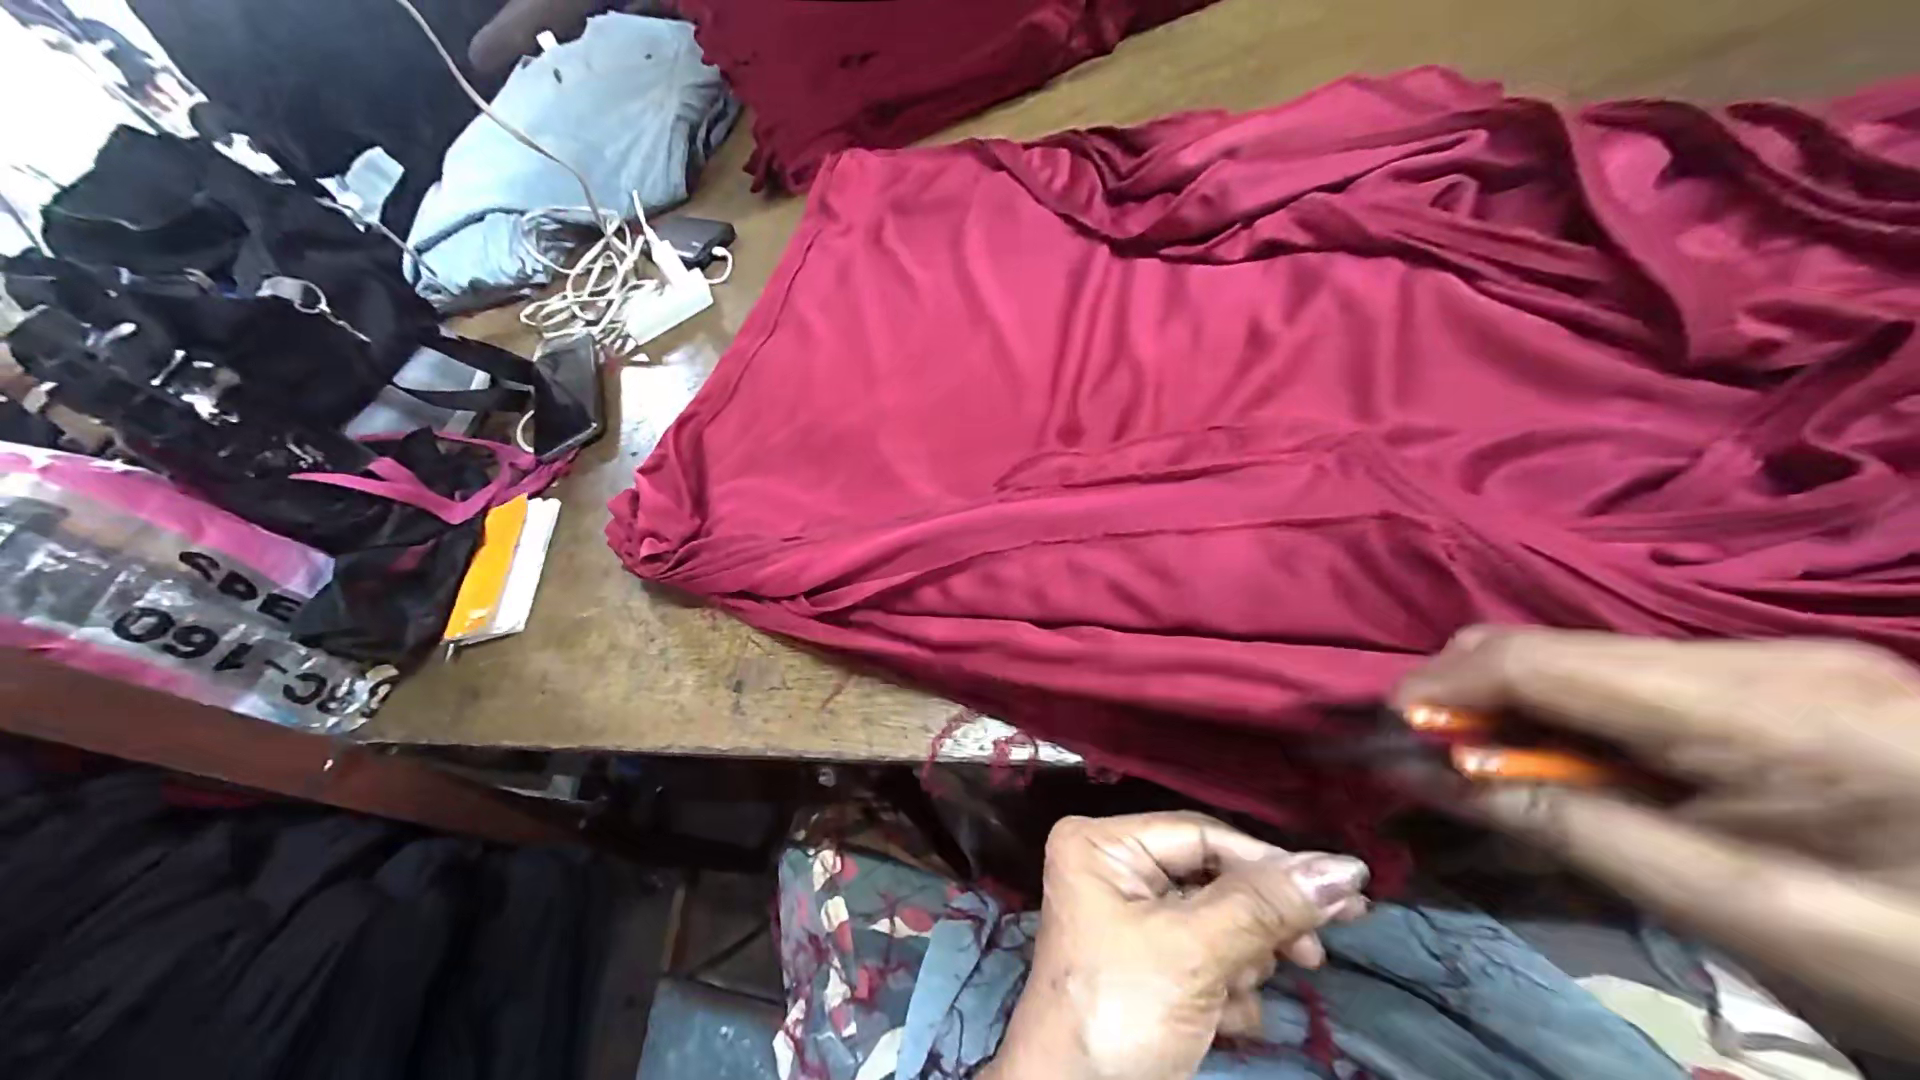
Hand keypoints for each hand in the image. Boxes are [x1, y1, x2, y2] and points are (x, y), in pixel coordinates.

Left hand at [983, 812, 1369, 1079]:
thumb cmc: (1121, 1013)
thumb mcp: (1193, 953)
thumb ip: (1266, 907)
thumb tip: (1342, 867)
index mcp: (1102, 844)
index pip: (1201, 836)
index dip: (1269, 864)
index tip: (1344, 892)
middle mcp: (1113, 866)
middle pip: (1212, 877)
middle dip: (1257, 921)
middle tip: (1313, 953)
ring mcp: (1128, 914)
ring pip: (1217, 918)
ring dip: (1242, 960)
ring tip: (1238, 992)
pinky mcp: (1146, 959)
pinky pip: (1205, 952)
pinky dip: (1226, 986)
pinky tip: (1223, 1017)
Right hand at [1396, 629, 1919, 1045]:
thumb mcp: (1750, 912)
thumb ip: (1572, 830)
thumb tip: (1428, 778)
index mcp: (1756, 703)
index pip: (1533, 660)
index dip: (1438, 691)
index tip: (1382, 743)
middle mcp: (1747, 656)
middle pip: (1541, 648)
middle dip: (1463, 703)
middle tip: (1431, 773)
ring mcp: (1764, 664)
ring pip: (1568, 662)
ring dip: (1509, 718)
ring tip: (1493, 785)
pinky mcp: (1770, 685)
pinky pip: (1617, 685)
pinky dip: (1563, 724)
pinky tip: (1573, 777)